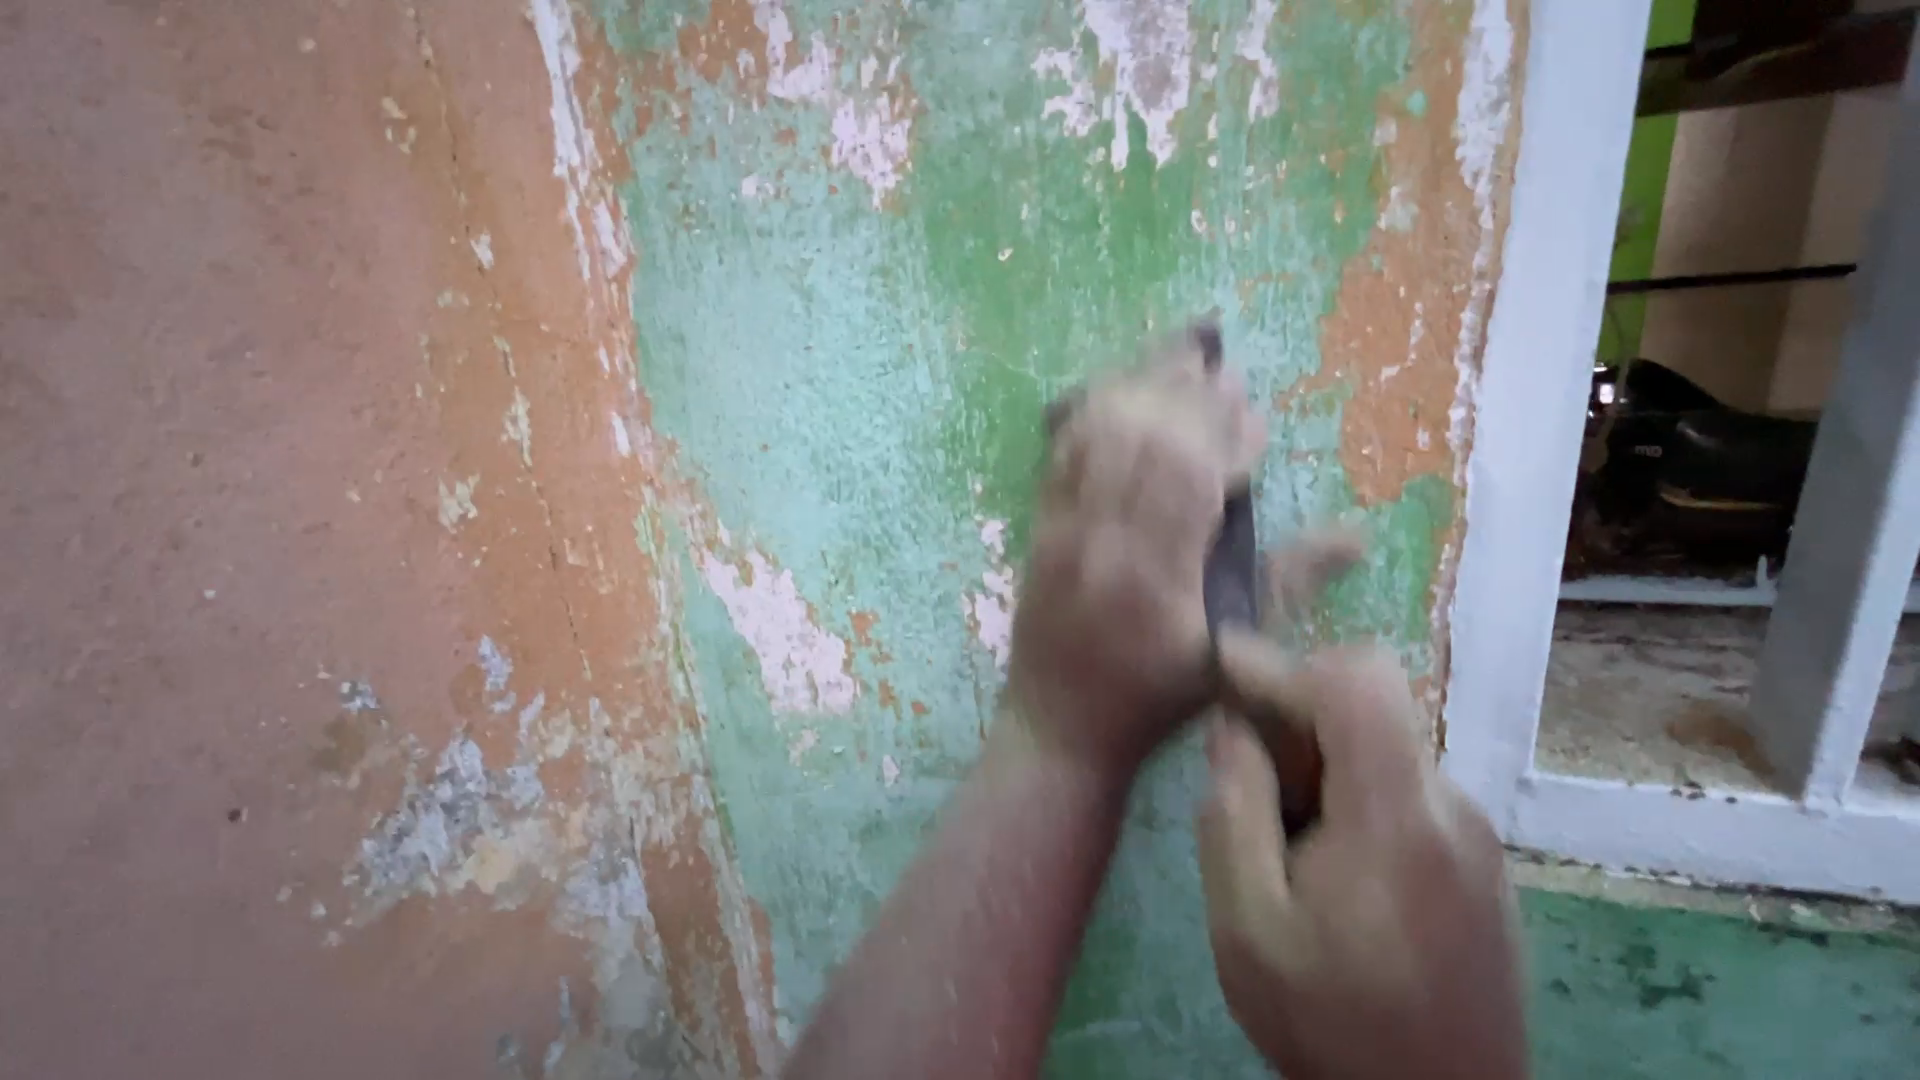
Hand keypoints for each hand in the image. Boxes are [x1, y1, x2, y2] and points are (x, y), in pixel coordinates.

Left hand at [1003, 330, 1265, 776]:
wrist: (1059, 723)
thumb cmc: (1155, 698)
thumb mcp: (1232, 653)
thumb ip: (1287, 584)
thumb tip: (1357, 535)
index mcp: (1155, 575)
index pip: (1189, 475)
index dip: (1223, 435)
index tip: (1253, 413)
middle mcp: (1101, 540)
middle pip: (1141, 441)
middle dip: (1184, 394)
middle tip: (1218, 363)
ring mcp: (1060, 529)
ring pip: (1097, 436)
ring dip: (1138, 389)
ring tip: (1176, 354)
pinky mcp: (1036, 527)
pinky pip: (1059, 454)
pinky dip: (1091, 413)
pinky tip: (1117, 389)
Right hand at [1198, 634, 1528, 1079]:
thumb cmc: (1331, 1023)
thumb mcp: (1248, 924)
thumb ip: (1233, 812)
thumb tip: (1233, 728)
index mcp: (1398, 818)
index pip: (1356, 682)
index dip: (1284, 664)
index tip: (1224, 670)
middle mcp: (1452, 808)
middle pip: (1368, 709)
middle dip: (1295, 721)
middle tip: (1248, 780)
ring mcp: (1475, 834)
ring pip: (1382, 747)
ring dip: (1320, 764)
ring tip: (1285, 841)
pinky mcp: (1480, 860)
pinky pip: (1404, 788)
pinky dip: (1352, 794)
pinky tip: (1328, 865)